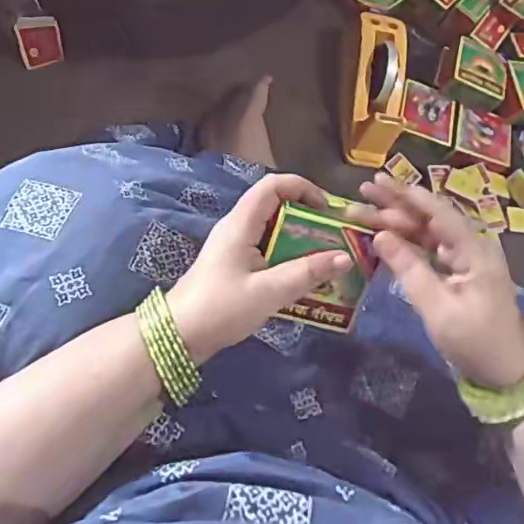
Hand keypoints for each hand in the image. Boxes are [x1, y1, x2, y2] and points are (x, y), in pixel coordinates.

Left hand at [164, 173, 351, 360]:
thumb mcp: (268, 292)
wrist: (178, 337)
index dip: (303, 188)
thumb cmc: (220, 308)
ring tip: (326, 258)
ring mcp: (234, 246)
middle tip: (334, 237)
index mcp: (241, 223)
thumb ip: (307, 273)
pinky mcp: (234, 264)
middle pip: (276, 205)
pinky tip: (304, 277)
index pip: (273, 186)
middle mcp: (237, 227)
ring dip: (300, 239)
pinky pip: (267, 248)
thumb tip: (345, 257)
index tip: (328, 210)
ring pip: (273, 229)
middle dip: (308, 216)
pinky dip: (288, 256)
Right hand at [356, 174, 523, 387]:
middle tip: (361, 191)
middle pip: (429, 216)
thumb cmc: (475, 341)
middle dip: (394, 204)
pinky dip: (406, 238)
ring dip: (396, 220)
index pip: (438, 212)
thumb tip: (380, 237)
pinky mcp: (459, 269)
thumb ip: (409, 270)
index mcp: (474, 250)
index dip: (406, 195)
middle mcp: (472, 244)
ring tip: (364, 210)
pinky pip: (429, 245)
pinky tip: (384, 234)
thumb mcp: (438, 309)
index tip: (378, 182)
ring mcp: (466, 256)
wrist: (506, 371)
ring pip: (426, 229)